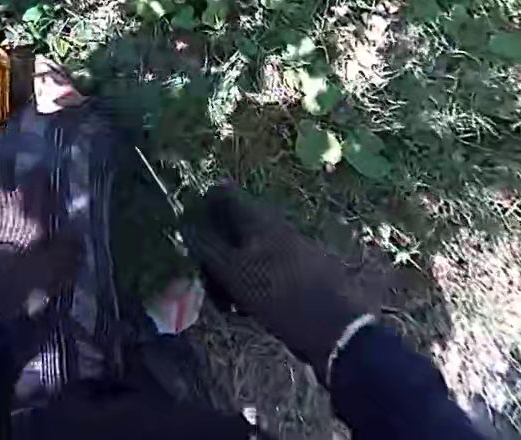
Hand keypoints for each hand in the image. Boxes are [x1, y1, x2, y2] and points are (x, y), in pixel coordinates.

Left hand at [0, 114, 80, 323]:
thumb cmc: (22, 287)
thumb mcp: (55, 271)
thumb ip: (68, 246)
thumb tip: (77, 229)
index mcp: (25, 204)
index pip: (38, 178)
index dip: (44, 179)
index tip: (50, 183)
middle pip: (4, 179)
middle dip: (10, 181)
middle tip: (17, 191)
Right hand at [187, 183, 372, 372]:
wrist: (336, 329)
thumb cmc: (279, 294)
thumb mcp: (234, 272)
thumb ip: (207, 245)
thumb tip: (183, 222)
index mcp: (256, 215)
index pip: (220, 192)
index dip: (200, 207)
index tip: (189, 235)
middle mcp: (270, 223)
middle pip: (230, 223)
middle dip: (213, 248)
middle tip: (206, 279)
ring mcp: (284, 244)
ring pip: (244, 247)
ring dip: (228, 269)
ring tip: (225, 301)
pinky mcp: (294, 267)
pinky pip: (260, 264)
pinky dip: (247, 280)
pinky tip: (245, 307)